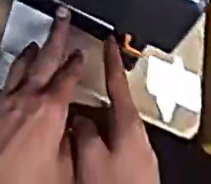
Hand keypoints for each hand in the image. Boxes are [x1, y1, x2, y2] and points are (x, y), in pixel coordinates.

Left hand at [0, 9, 85, 183]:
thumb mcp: (64, 169)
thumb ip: (70, 141)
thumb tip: (71, 127)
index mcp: (51, 111)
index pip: (68, 77)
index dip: (76, 63)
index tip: (80, 52)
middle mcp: (27, 99)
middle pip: (45, 59)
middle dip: (56, 35)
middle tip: (62, 17)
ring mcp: (4, 103)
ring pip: (20, 68)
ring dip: (30, 54)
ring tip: (35, 43)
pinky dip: (7, 81)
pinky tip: (9, 80)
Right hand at [69, 39, 159, 183]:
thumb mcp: (92, 158)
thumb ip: (83, 130)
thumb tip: (77, 117)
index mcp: (129, 124)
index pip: (118, 81)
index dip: (111, 59)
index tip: (110, 40)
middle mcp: (137, 136)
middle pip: (111, 107)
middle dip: (91, 102)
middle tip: (73, 98)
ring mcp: (137, 155)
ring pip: (110, 130)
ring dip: (92, 127)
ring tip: (72, 130)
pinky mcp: (134, 173)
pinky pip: (113, 148)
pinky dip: (98, 145)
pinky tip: (83, 156)